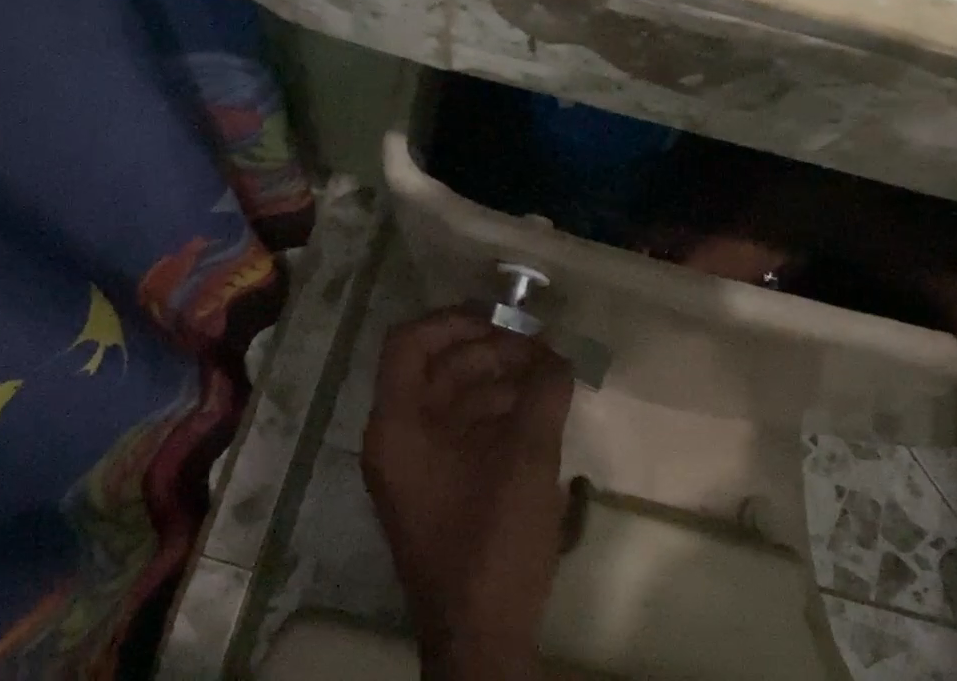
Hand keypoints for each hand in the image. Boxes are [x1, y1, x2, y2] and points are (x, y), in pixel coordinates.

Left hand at [362, 307, 573, 678]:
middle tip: (542, 346)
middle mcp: (396, 439)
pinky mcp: (440, 490)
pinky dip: (497, 415)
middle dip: (490, 351)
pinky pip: (463, 434)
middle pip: (437, 369)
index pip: (410, 343)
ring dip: (499, 382)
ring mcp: (417, 467)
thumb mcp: (526, 460)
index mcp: (397, 426)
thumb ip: (543, 395)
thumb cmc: (492, 542)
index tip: (504, 316)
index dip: (455, 320)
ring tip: (550, 375)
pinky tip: (539, 412)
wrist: (480, 640)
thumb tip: (559, 356)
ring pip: (454, 401)